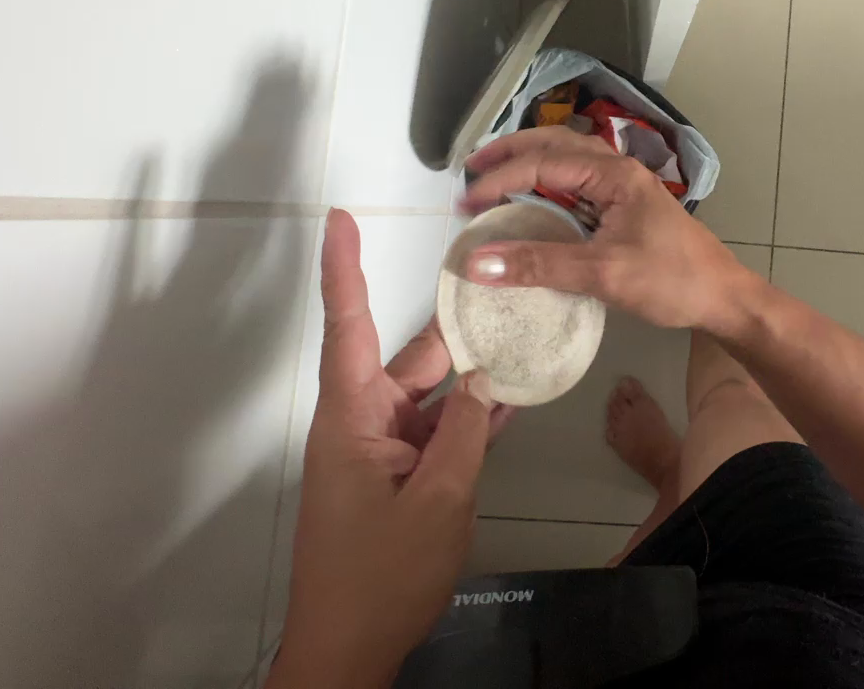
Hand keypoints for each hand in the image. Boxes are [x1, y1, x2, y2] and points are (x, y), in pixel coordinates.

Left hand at [269, 210, 514, 688]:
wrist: (351, 653)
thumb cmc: (382, 576)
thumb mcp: (439, 500)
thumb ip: (467, 431)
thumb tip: (485, 380)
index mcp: (354, 419)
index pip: (347, 327)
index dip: (344, 270)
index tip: (339, 218)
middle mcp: (365, 423)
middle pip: (412, 360)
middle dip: (456, 337)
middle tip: (503, 300)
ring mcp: (384, 450)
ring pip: (433, 395)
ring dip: (473, 382)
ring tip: (523, 347)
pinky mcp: (401, 473)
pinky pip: (438, 430)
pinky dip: (469, 418)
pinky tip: (511, 400)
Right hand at [459, 127, 766, 333]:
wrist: (723, 297)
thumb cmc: (670, 281)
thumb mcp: (603, 274)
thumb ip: (540, 265)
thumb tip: (475, 262)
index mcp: (615, 174)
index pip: (544, 163)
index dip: (500, 179)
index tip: (465, 203)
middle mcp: (619, 170)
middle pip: (556, 143)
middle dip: (512, 151)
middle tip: (471, 167)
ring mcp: (625, 186)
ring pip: (570, 158)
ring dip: (531, 161)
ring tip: (494, 175)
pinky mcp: (627, 205)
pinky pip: (580, 182)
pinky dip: (550, 183)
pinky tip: (534, 199)